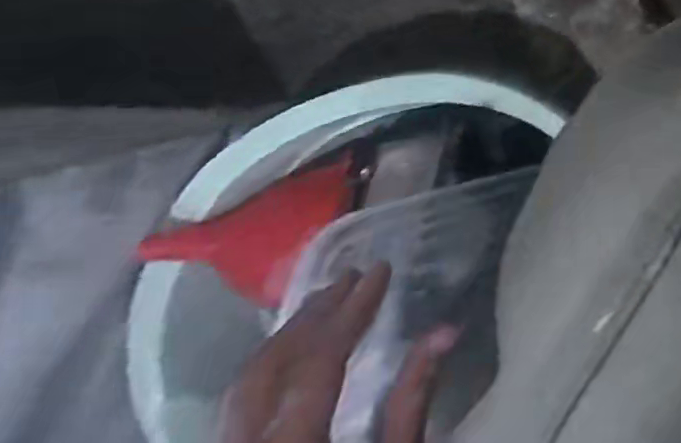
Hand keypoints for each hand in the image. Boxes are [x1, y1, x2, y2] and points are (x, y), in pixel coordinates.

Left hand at [218, 264, 459, 442]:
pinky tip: (297, 353)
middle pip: (269, 368)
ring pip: (241, 387)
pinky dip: (270, 368)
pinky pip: (237, 409)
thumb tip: (443, 330)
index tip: (382, 270)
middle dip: (314, 315)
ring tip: (328, 302)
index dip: (353, 310)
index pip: (320, 362)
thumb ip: (413, 402)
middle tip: (354, 277)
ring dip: (287, 337)